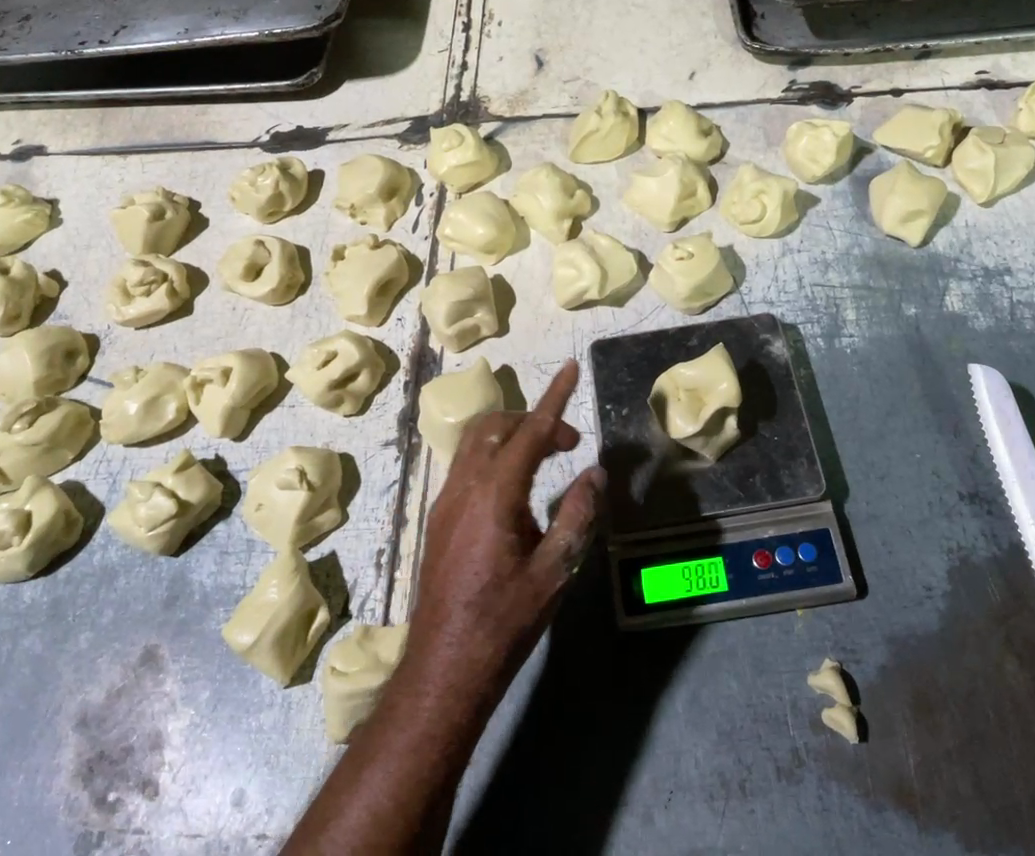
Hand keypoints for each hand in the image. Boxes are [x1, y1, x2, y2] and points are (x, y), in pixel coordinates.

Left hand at [406, 360, 603, 698]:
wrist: (445, 665)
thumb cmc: (504, 622)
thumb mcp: (555, 572)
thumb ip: (577, 515)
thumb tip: (595, 472)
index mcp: (494, 497)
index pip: (529, 433)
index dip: (554, 399)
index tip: (570, 369)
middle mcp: (463, 489)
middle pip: (493, 427)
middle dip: (532, 418)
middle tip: (569, 443)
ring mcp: (444, 504)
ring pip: (474, 444)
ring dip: (511, 436)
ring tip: (548, 460)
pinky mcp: (439, 520)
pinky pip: (466, 467)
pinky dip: (495, 457)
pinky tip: (519, 491)